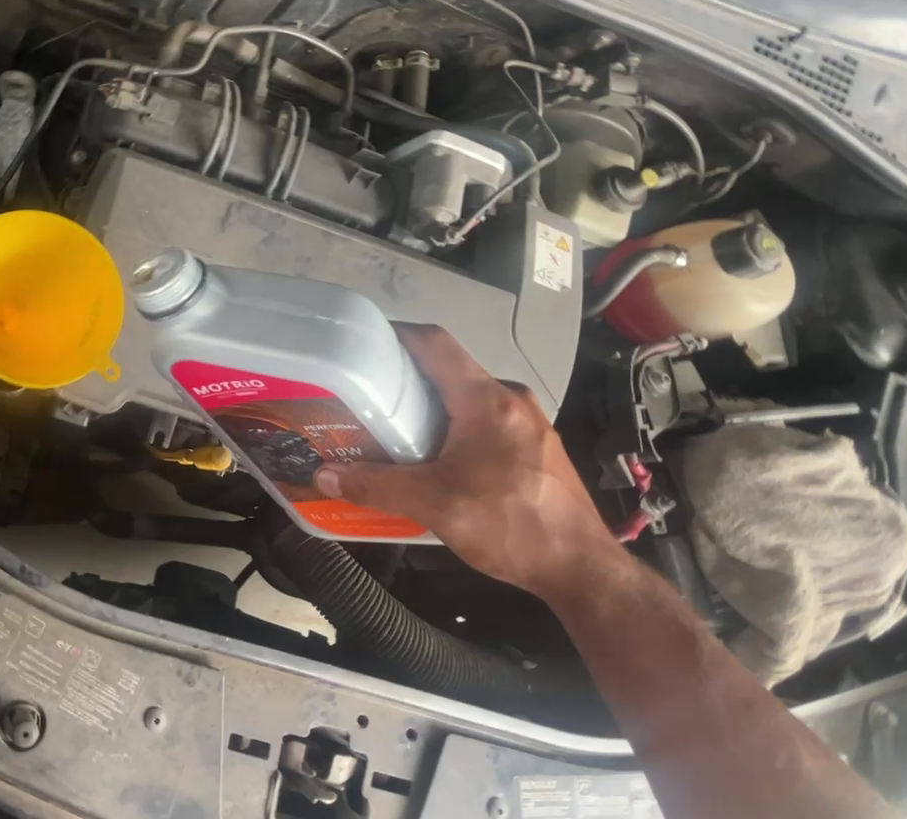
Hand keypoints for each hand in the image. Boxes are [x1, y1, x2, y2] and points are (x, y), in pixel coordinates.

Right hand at [311, 324, 618, 600]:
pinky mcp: (535, 448)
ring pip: (465, 398)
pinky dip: (451, 429)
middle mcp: (511, 400)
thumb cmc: (511, 524)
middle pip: (446, 370)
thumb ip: (375, 485)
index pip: (434, 342)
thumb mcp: (434, 505)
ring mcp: (528, 424)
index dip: (394, 334)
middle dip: (402, 379)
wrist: (584, 571)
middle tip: (362, 396)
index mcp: (486, 399)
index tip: (359, 342)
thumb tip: (322, 475)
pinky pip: (483, 422)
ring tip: (388, 429)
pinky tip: (431, 459)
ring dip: (427, 407)